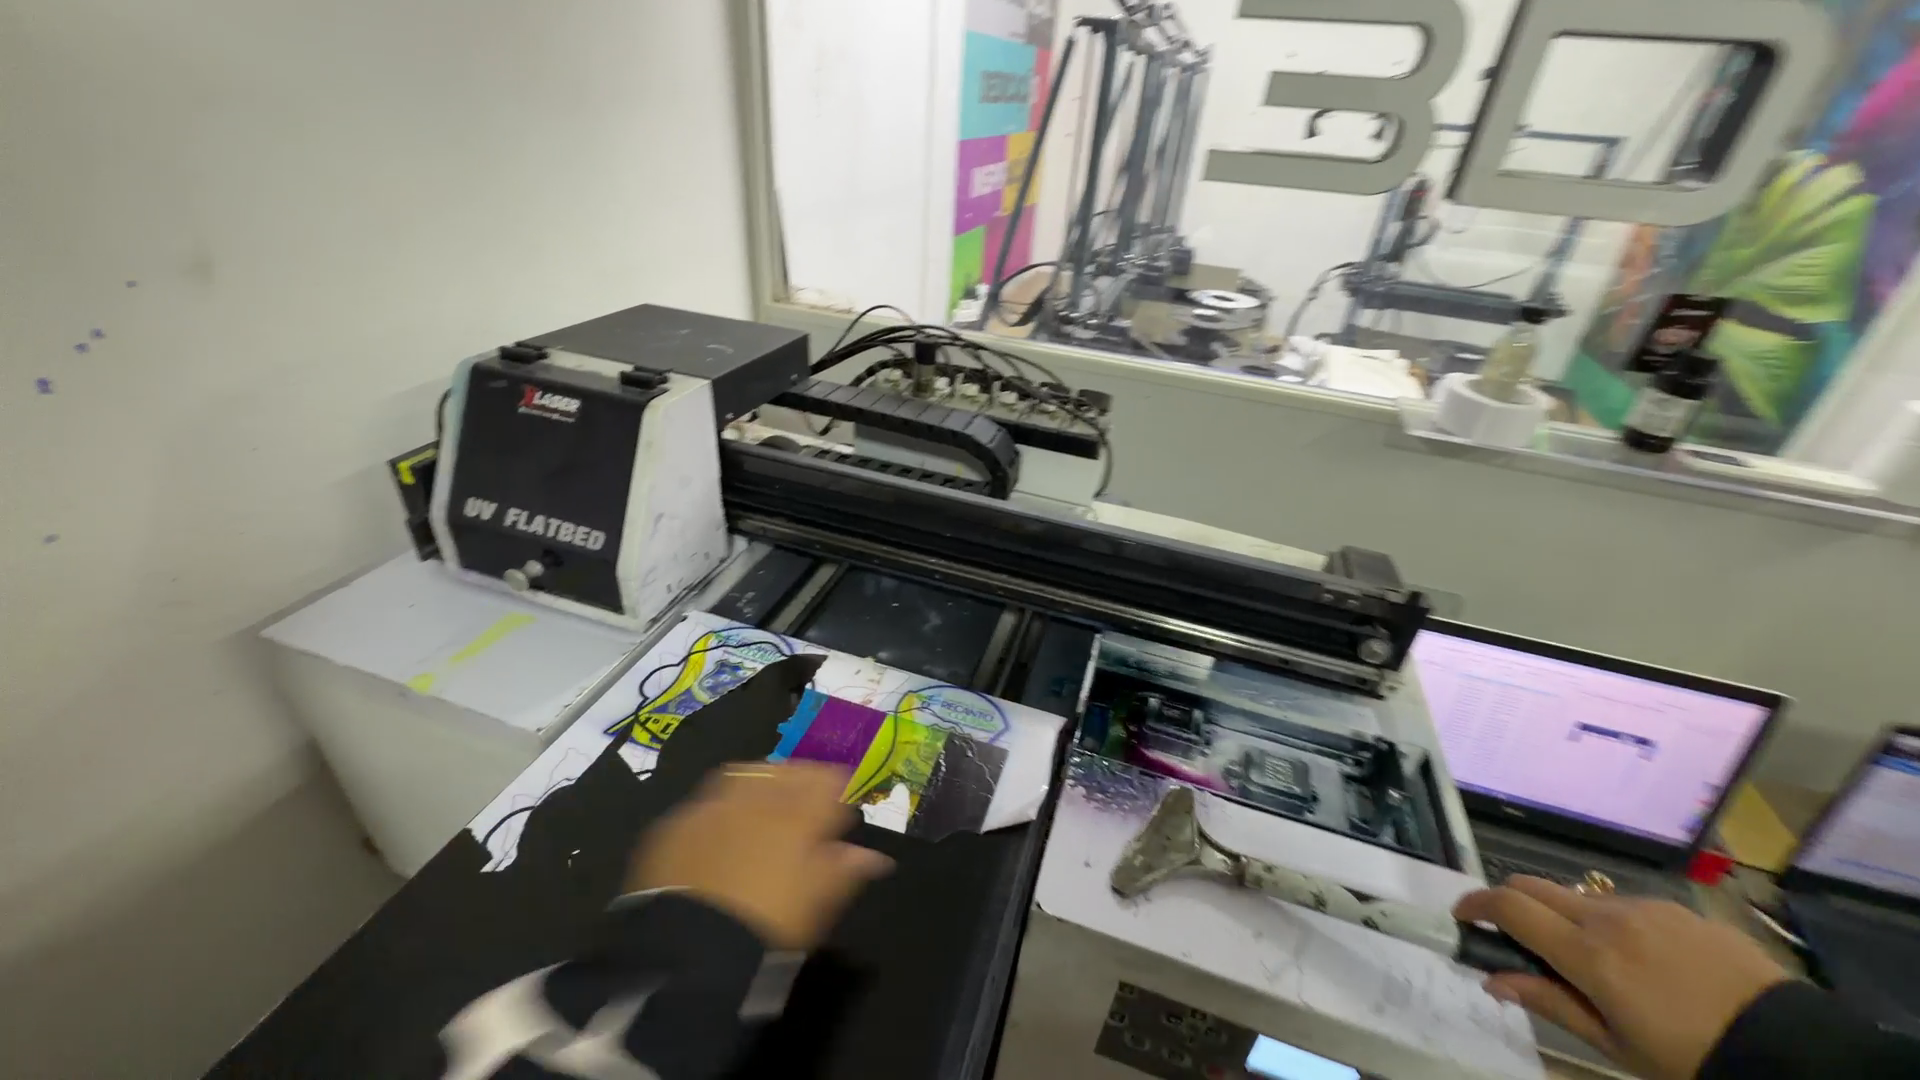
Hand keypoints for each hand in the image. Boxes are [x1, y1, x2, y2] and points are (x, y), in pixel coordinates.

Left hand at [627, 762, 892, 949]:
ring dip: (765, 783)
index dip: (841, 788)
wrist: (690, 950)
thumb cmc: (769, 925)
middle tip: (811, 803)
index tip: (845, 806)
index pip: (829, 780)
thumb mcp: (819, 902)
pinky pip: (709, 799)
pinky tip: (726, 825)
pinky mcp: (679, 823)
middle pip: (789, 771)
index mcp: (800, 813)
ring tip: (771, 805)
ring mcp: (715, 805)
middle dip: (804, 780)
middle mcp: (758, 797)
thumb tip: (875, 857)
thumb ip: (848, 869)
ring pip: (749, 775)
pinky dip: (725, 805)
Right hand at [1454, 877, 1789, 1079]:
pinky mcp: (1678, 909)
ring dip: (1562, 915)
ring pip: (1577, 895)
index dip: (1475, 904)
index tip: (1462, 917)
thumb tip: (1492, 979)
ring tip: (1586, 957)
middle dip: (1510, 902)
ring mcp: (1645, 908)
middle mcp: (1606, 917)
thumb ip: (1549, 1003)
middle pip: (1533, 886)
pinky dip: (1607, 921)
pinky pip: (1623, 905)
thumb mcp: (1617, 1045)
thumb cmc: (1692, 1058)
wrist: (1797, 1053)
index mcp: (1587, 954)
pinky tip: (1637, 957)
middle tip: (1512, 936)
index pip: (1507, 906)